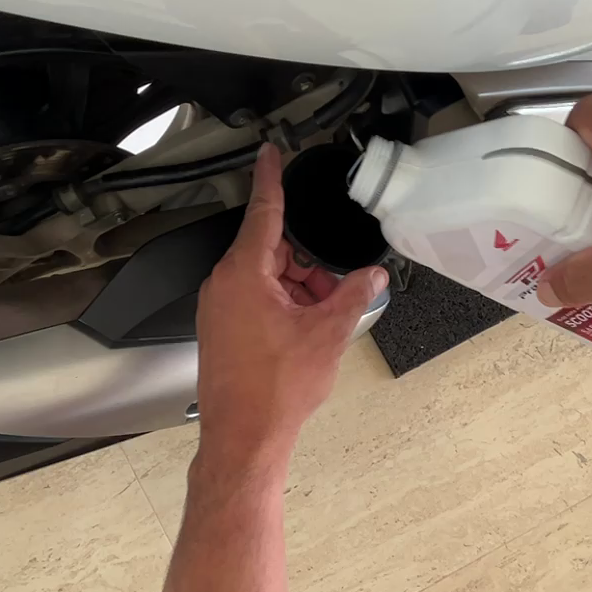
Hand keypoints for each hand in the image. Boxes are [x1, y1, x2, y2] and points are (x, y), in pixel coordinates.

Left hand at [194, 145, 387, 470]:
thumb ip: (355, 295)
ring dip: (298, 290)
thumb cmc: (272, 392)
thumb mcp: (327, 334)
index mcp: (244, 274)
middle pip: (272, 250)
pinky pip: (254, 301)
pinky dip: (281, 307)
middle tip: (334, 292)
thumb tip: (372, 277)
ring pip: (265, 278)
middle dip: (307, 266)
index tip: (271, 154)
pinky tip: (301, 334)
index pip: (263, 210)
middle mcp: (224, 286)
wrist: (244, 437)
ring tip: (318, 324)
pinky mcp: (221, 331)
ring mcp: (218, 310)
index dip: (272, 178)